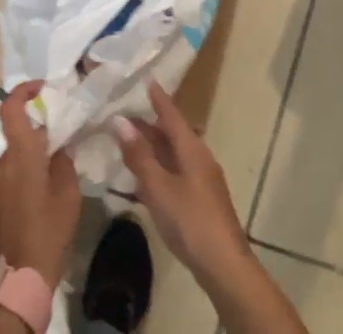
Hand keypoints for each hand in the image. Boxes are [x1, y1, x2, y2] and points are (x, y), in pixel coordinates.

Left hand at [0, 80, 81, 285]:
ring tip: (50, 190)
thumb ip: (64, 166)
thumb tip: (59, 150)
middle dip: (38, 144)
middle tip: (61, 158)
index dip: (23, 91)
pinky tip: (33, 209)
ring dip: (27, 168)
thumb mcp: (68, 198)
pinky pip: (3, 185)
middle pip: (18, 141)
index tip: (41, 88)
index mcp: (20, 156)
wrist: (12, 285)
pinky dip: (17, 187)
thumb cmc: (46, 235)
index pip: (11, 109)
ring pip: (11, 165)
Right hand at [112, 80, 248, 276]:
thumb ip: (139, 156)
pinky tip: (146, 176)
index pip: (172, 116)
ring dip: (155, 146)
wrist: (222, 262)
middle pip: (174, 134)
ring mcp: (202, 179)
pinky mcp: (200, 198)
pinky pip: (177, 171)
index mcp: (192, 150)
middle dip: (151, 124)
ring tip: (131, 141)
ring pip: (175, 153)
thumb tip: (120, 122)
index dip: (159, 99)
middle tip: (126, 114)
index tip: (147, 80)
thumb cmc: (189, 220)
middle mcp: (200, 158)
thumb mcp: (158, 187)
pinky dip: (160, 166)